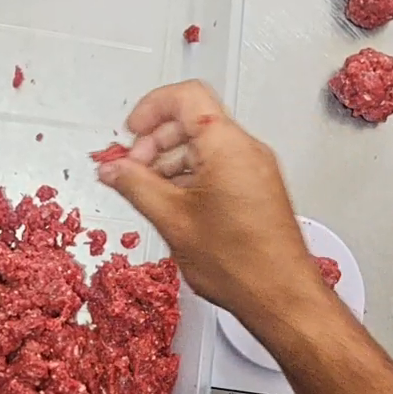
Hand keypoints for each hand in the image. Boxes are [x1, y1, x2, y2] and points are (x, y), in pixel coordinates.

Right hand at [97, 80, 331, 329]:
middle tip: (132, 169)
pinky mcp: (257, 189)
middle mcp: (246, 150)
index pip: (186, 97)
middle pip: (193, 120)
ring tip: (148, 191)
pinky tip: (172, 203)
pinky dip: (190, 176)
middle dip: (155, 140)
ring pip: (205, 145)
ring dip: (170, 160)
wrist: (280, 296)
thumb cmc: (238, 263)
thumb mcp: (172, 220)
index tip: (130, 132)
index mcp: (227, 146)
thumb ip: (135, 186)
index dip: (151, 108)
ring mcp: (255, 169)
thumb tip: (112, 169)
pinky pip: (219, 166)